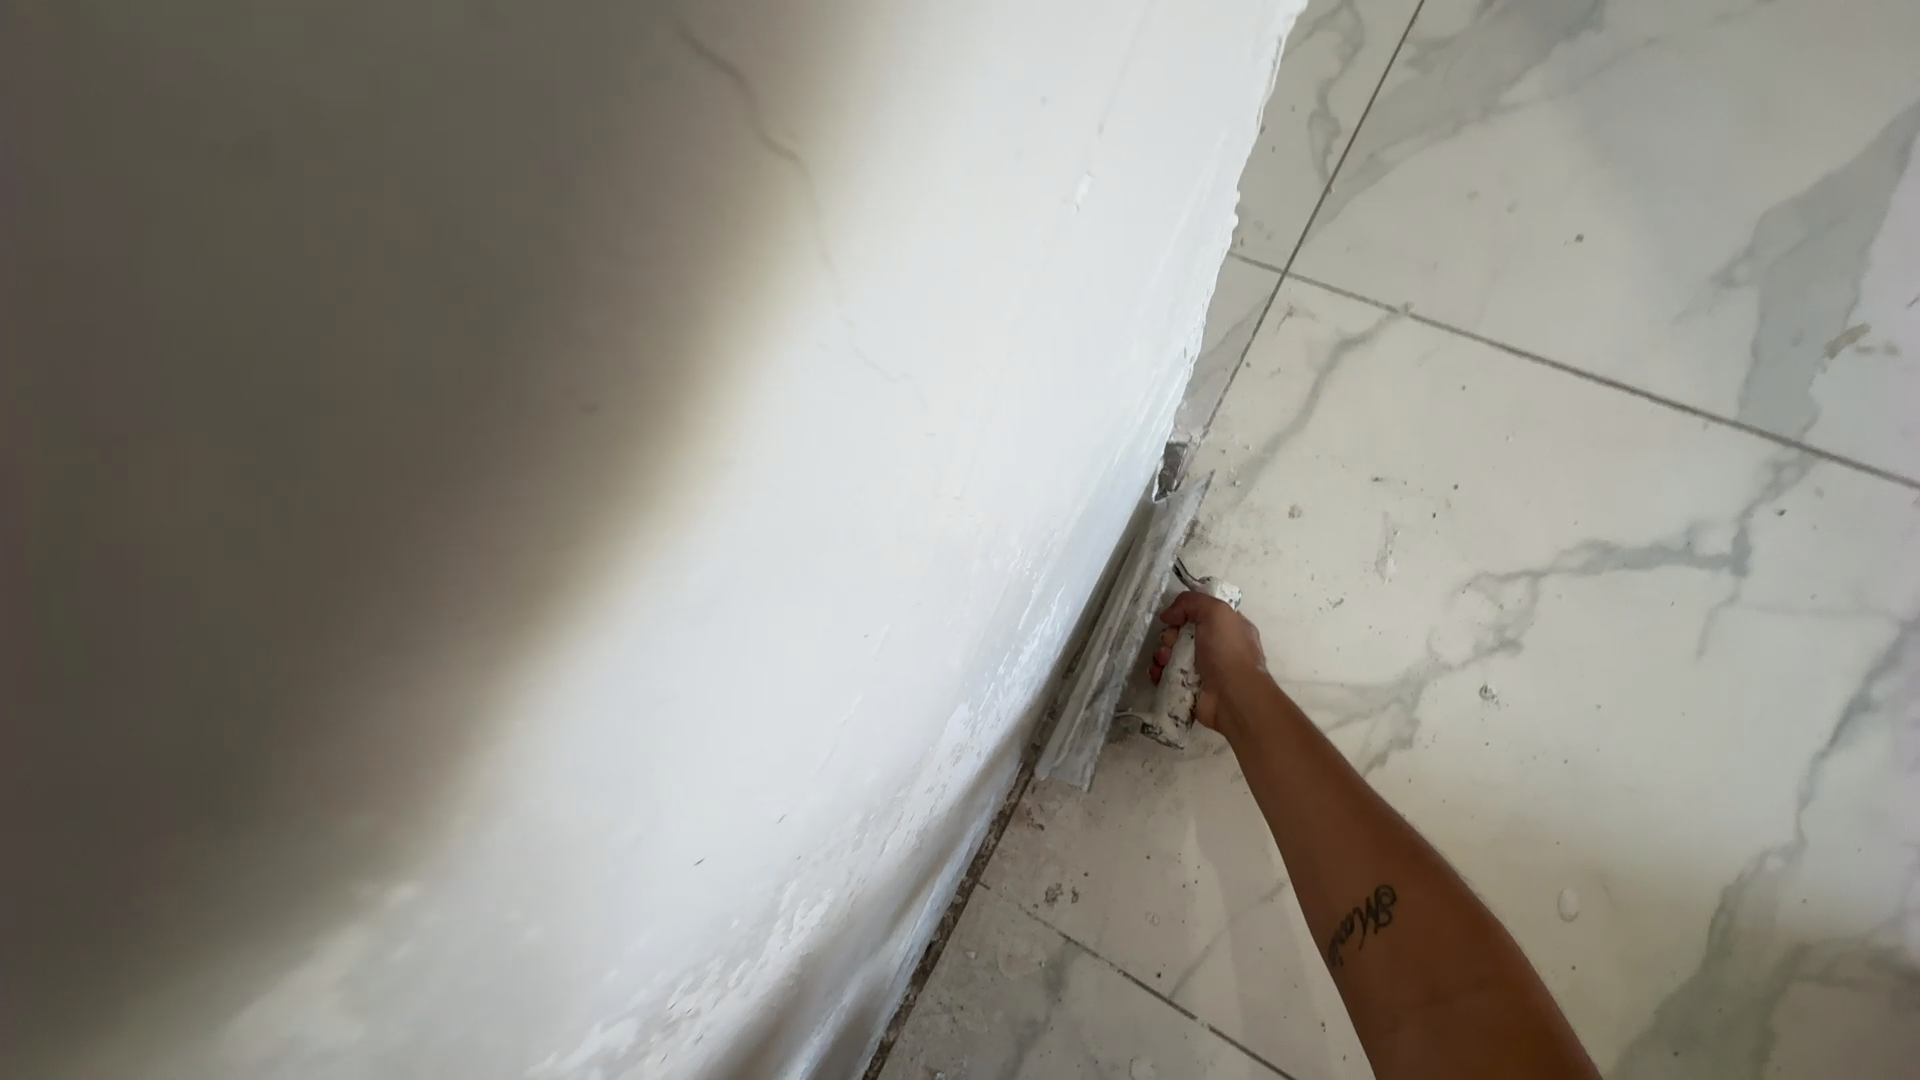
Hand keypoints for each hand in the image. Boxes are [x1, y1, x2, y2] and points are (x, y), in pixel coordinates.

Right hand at [1149, 591, 1268, 732]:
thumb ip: (1191, 602)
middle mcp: (1218, 648)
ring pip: (1173, 655)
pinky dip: (1159, 673)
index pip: (1202, 614)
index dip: (1185, 613)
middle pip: (1183, 634)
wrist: (1232, 697)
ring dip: (1162, 655)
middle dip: (1170, 636)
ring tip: (1163, 660)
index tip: (1174, 618)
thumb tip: (1169, 615)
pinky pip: (1168, 676)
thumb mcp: (1216, 612)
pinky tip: (1158, 673)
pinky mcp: (1190, 688)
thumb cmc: (1228, 651)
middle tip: (1170, 643)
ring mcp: (1204, 670)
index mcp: (1229, 628)